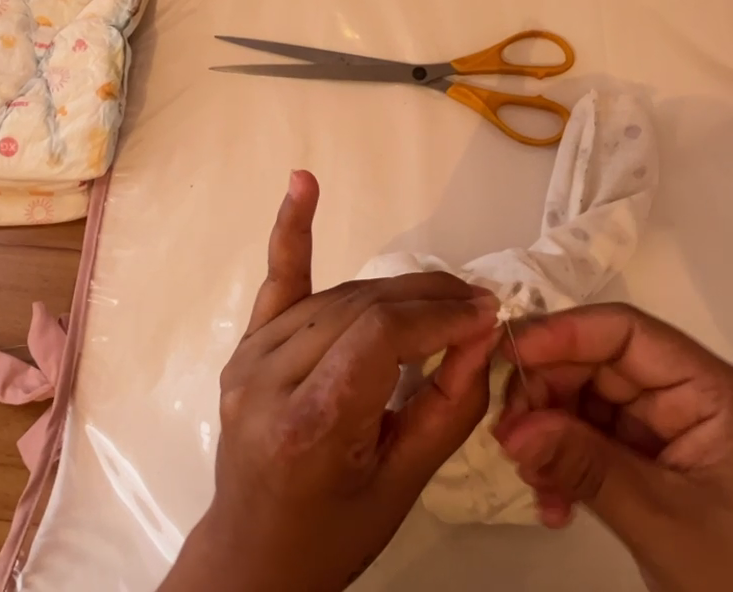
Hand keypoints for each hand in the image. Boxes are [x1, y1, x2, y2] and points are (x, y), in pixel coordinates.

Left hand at [160, 171, 500, 591]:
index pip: (382, 334)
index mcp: (309, 422)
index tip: (486, 313)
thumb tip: (482, 331)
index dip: (439, 314)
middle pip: (362, 307)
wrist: (254, 551)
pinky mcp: (246, 345)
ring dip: (396, 291)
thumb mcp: (406, 482)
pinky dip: (294, 230)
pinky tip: (304, 182)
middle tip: (478, 304)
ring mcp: (249, 356)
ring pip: (340, 297)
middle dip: (428, 299)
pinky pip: (279, 281)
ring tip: (444, 296)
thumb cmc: (336, 530)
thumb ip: (449, 404)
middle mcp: (268, 376)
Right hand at [496, 304, 732, 591]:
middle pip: (600, 366)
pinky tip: (553, 506)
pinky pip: (597, 444)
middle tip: (507, 437)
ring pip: (590, 405)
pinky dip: (567, 467)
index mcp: (714, 392)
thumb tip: (510, 429)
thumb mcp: (665, 524)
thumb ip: (585, 467)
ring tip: (531, 482)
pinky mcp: (660, 467)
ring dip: (551, 437)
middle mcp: (692, 398)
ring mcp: (674, 433)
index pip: (627, 333)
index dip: (563, 334)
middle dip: (548, 395)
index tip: (506, 356)